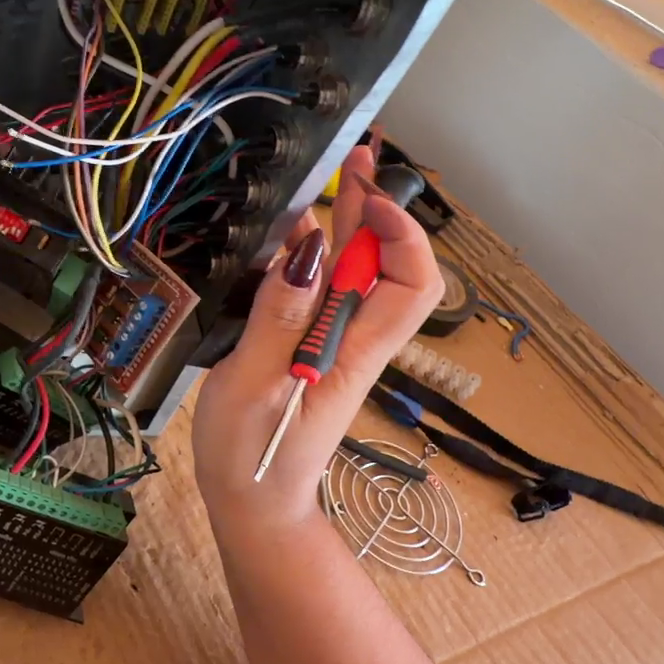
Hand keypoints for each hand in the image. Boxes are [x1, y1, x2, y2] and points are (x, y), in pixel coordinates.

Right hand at [193, 145, 441, 533]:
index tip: (365, 194)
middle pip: (385, 268)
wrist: (252, 501)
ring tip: (325, 184)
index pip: (411, 282)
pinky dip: (312, 257)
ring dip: (346, 229)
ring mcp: (331, 344)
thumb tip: (307, 251)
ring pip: (353, 277)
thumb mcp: (257, 383)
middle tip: (352, 162)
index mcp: (354, 349)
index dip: (400, 233)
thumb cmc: (253, 452)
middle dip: (376, 212)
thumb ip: (281, 319)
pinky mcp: (308, 349)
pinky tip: (289, 242)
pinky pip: (321, 294)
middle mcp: (353, 341)